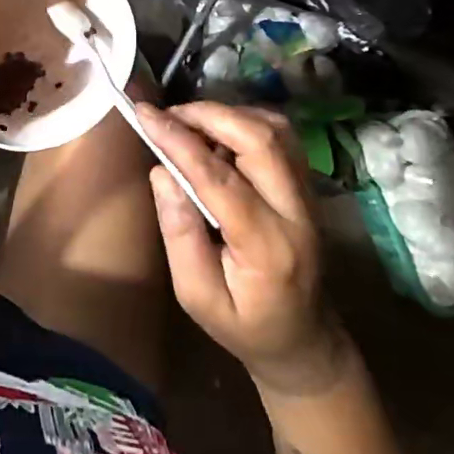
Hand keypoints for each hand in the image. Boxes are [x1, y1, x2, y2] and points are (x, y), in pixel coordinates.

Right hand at [138, 102, 352, 394]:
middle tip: (168, 115)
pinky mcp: (308, 184)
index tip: (145, 115)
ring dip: (228, 114)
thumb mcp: (197, 297)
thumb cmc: (245, 326)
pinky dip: (245, 122)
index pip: (220, 178)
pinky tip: (218, 134)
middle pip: (260, 139)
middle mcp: (296, 211)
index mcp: (267, 247)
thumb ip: (179, 233)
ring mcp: (309, 194)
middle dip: (209, 115)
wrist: (303, 338)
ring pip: (275, 129)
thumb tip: (162, 171)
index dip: (179, 141)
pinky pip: (281, 135)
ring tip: (189, 124)